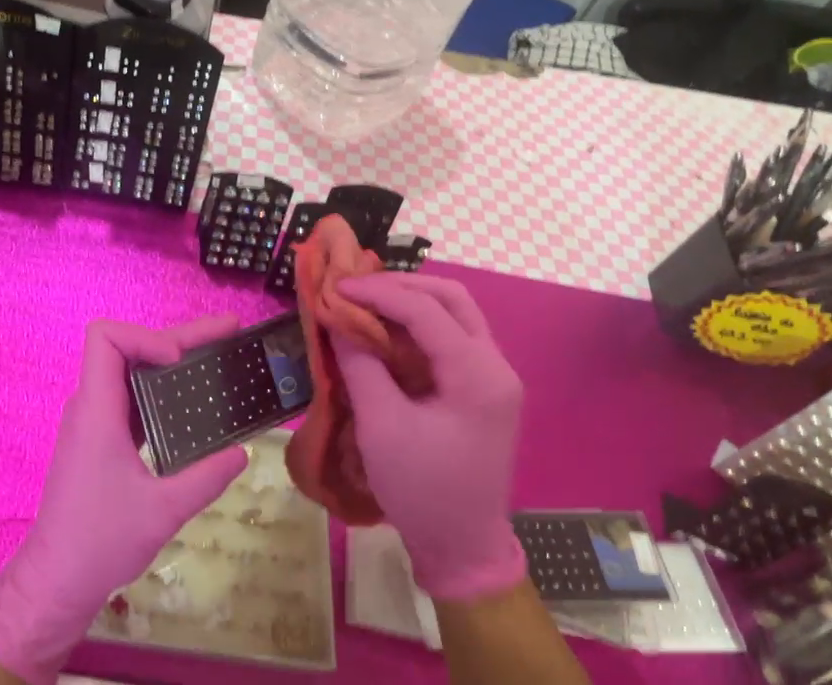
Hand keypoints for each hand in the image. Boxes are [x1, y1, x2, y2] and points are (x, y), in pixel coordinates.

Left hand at [0, 316, 248, 683]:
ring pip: (133, 374)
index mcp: (97, 410)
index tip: (179, 360)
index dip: (145, 336)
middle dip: (179, 339)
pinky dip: (164, 394)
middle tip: (230, 332)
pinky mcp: (101, 442)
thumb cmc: (101, 540)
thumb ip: (206, 478)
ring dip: (174, 364)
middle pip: (129, 350)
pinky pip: (133, 401)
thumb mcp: (163, 511)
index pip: (105, 337)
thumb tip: (241, 452)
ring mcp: (95, 423)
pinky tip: (195, 405)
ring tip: (219, 361)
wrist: (57, 578)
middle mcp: (92, 406)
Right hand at [333, 273, 527, 602]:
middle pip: (451, 299)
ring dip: (410, 302)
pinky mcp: (482, 391)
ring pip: (455, 315)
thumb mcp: (381, 425)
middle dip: (401, 285)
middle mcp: (495, 366)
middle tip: (355, 288)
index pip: (426, 310)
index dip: (378, 292)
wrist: (461, 547)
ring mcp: (493, 378)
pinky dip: (417, 327)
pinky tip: (385, 332)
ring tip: (366, 303)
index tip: (335, 287)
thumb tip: (338, 320)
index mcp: (478, 374)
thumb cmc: (421, 488)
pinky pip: (451, 340)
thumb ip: (360, 364)